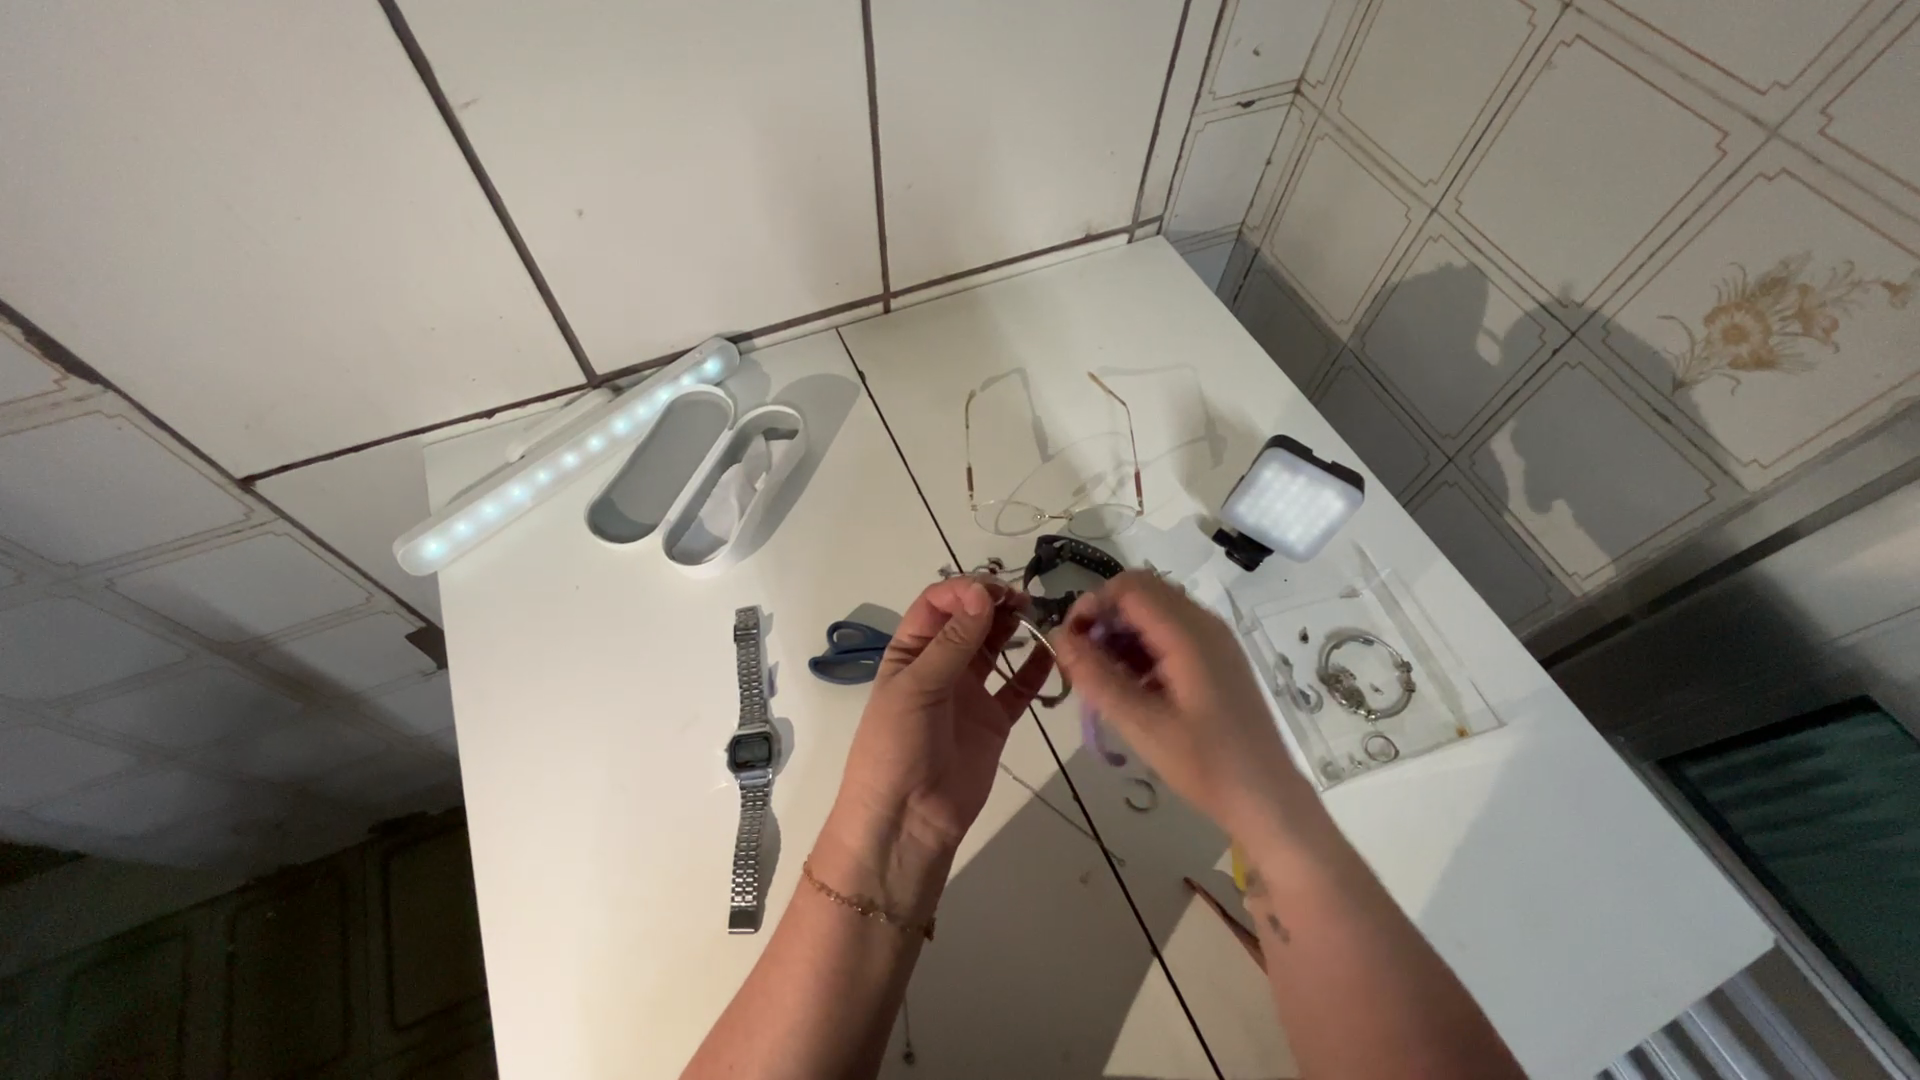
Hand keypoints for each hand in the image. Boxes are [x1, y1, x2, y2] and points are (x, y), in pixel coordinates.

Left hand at [828, 577, 1052, 859]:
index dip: (964, 591)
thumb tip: (982, 594)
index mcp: (911, 652)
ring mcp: (969, 693)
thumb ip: (953, 642)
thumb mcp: (916, 688)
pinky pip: (1018, 688)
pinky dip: (1035, 670)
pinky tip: (1052, 656)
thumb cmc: (896, 747)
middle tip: (1024, 600)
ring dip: (1014, 630)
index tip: (994, 592)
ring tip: (1038, 619)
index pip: (937, 605)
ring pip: (995, 649)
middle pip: (970, 621)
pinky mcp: (994, 721)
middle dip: (994, 604)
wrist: (907, 819)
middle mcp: (940, 666)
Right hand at [1053, 571, 1300, 831]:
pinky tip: (1133, 688)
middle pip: (1141, 593)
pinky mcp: (1216, 658)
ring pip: (1154, 612)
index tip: (1069, 643)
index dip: (1092, 605)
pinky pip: (1170, 633)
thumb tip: (1058, 637)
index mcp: (1189, 634)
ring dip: (1121, 635)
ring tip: (1104, 681)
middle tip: (1082, 663)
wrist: (1267, 798)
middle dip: (1104, 619)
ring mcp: (1215, 640)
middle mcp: (1204, 624)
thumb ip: (1096, 676)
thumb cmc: (1205, 764)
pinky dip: (1142, 648)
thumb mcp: (1141, 725)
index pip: (1129, 587)